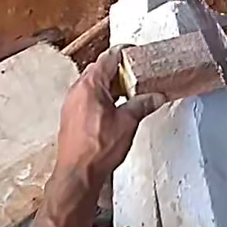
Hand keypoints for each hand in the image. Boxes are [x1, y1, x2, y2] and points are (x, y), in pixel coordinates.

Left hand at [54, 46, 165, 189]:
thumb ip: (142, 104)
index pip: (108, 58)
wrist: (78, 173)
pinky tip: (114, 109)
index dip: (124, 53)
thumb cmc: (97, 149)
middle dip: (119, 70)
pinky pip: (87, 98)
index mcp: (90, 85)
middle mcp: (77, 90)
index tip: (135, 52)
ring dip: (111, 85)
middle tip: (137, 74)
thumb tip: (155, 97)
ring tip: (129, 93)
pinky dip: (102, 97)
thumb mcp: (128, 123)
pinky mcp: (71, 116)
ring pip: (93, 85)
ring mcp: (71, 103)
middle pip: (99, 70)